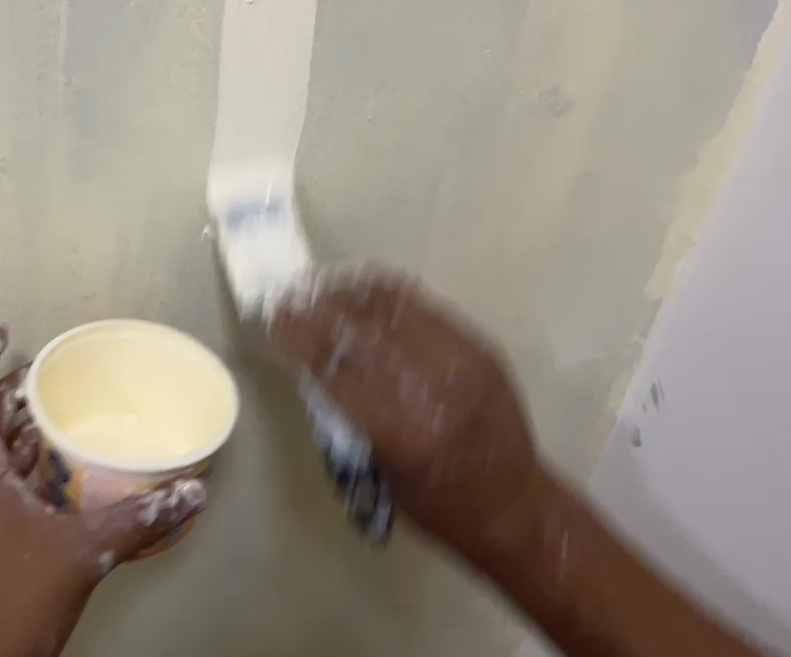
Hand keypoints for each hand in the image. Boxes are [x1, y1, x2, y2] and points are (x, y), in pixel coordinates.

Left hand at [0, 327, 206, 656]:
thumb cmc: (17, 595)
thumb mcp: (84, 551)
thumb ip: (139, 519)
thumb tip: (190, 491)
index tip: (2, 333)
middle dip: (13, 387)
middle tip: (47, 368)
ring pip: (0, 448)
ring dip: (25, 422)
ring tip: (60, 403)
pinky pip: (14, 477)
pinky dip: (36, 459)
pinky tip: (68, 462)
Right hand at [268, 266, 540, 555]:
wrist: (516, 506)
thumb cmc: (435, 501)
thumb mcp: (378, 467)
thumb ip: (347, 408)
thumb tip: (311, 354)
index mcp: (402, 432)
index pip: (334, 368)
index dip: (298, 337)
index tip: (273, 317)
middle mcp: (433, 389)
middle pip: (360, 329)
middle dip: (317, 306)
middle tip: (290, 294)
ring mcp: (461, 360)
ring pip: (392, 306)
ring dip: (347, 291)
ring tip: (320, 284)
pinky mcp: (477, 345)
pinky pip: (421, 305)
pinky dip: (383, 294)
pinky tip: (359, 289)